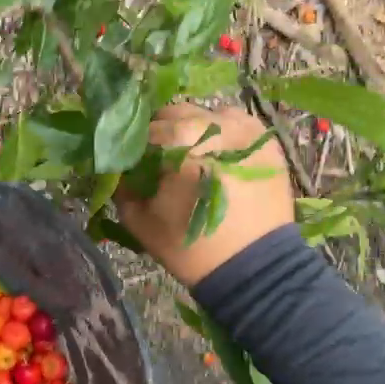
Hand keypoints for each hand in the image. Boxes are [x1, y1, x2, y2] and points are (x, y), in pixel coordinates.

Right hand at [116, 103, 294, 285]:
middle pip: (174, 114)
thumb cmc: (191, 247)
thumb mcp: (140, 221)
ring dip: (192, 130)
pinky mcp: (265, 141)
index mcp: (180, 141)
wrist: (255, 269)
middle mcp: (214, 125)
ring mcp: (244, 130)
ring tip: (192, 157)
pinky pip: (236, 123)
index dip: (133, 148)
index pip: (143, 131)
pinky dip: (222, 133)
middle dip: (162, 134)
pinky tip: (217, 154)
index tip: (132, 165)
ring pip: (205, 114)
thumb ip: (122, 186)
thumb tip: (119, 168)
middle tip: (160, 161)